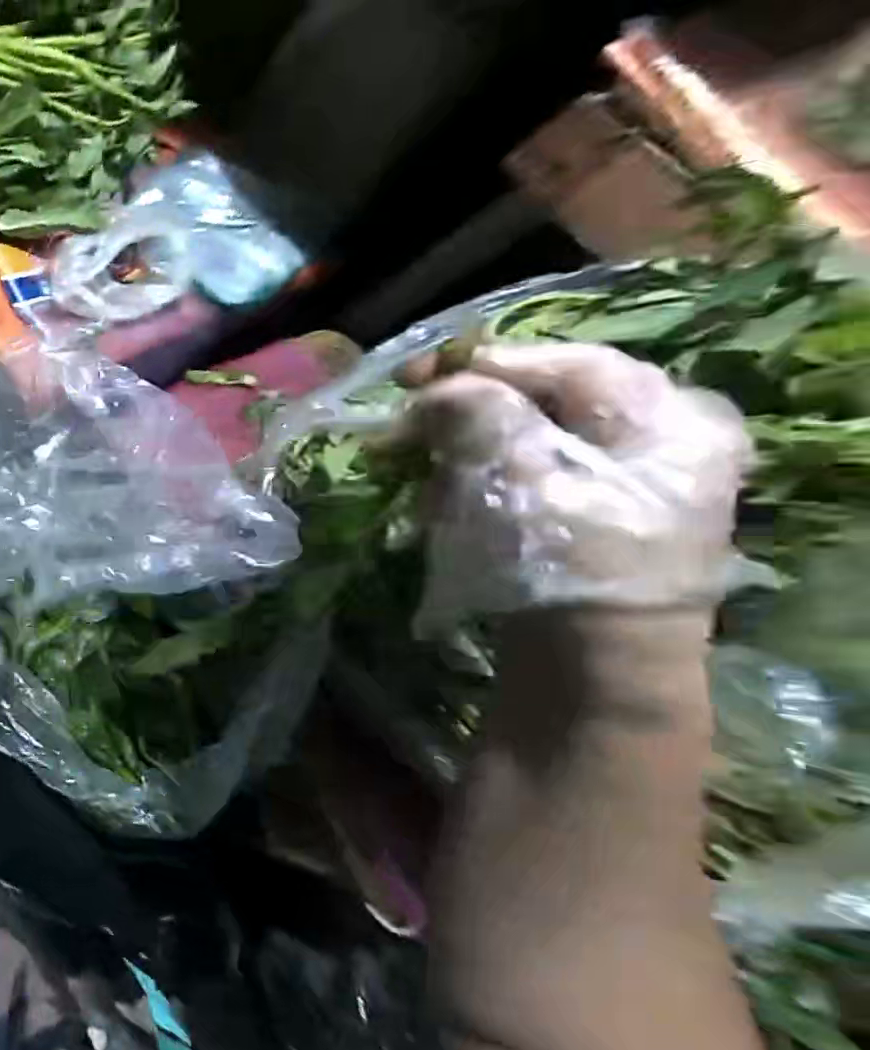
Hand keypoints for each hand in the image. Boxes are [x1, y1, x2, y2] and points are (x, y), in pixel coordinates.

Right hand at [399, 342, 749, 633]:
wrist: (588, 667)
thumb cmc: (562, 562)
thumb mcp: (518, 477)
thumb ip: (478, 414)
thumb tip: (436, 388)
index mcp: (666, 420)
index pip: (567, 363)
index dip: (486, 363)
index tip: (414, 379)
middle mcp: (653, 442)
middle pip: (542, 400)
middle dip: (463, 410)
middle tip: (401, 426)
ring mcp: (617, 483)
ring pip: (520, 439)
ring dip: (456, 449)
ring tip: (408, 467)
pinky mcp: (577, 518)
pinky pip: (515, 477)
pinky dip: (469, 481)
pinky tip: (437, 499)